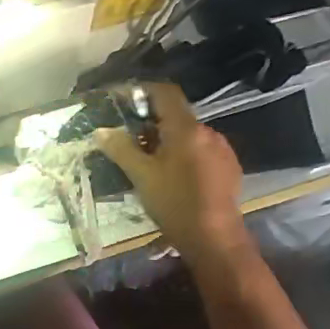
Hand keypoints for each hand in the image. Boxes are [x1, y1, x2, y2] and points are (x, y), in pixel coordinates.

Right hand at [94, 82, 249, 258]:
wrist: (214, 237)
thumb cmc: (173, 203)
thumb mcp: (141, 176)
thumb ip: (121, 149)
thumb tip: (101, 131)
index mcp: (186, 129)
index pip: (165, 93)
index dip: (143, 91)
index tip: (123, 100)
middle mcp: (208, 132)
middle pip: (176, 116)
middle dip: (151, 124)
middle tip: (128, 141)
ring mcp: (221, 149)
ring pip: (188, 136)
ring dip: (167, 142)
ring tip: (148, 163)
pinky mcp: (228, 167)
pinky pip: (201, 151)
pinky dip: (183, 155)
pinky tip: (173, 177)